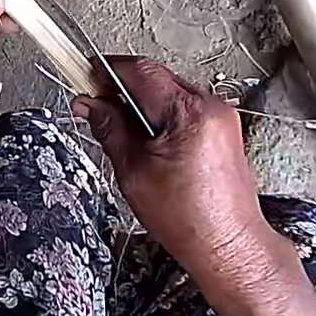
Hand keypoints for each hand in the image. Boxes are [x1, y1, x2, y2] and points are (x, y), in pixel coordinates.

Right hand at [74, 59, 283, 287]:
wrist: (228, 245)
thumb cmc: (189, 219)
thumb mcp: (133, 172)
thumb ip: (109, 129)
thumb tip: (90, 105)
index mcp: (188, 114)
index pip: (140, 71)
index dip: (108, 70)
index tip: (87, 77)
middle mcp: (210, 107)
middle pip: (155, 77)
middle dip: (122, 88)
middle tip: (97, 105)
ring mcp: (221, 116)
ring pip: (169, 90)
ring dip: (142, 102)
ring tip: (124, 130)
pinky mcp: (223, 127)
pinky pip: (184, 106)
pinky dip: (161, 113)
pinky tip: (148, 139)